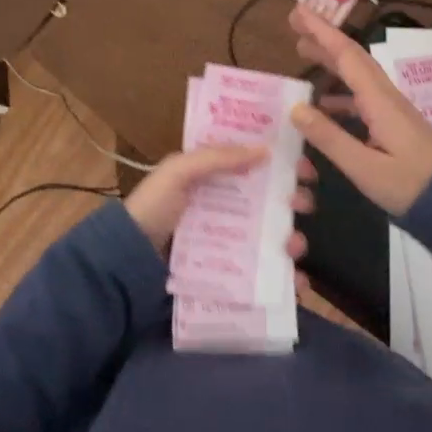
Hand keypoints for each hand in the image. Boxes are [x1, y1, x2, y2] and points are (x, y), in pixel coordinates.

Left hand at [124, 146, 315, 262]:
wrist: (127, 263)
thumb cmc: (152, 209)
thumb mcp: (178, 172)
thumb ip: (217, 157)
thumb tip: (266, 149)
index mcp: (214, 177)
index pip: (256, 165)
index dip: (283, 163)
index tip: (304, 167)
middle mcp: (227, 207)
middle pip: (272, 201)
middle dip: (294, 200)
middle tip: (301, 203)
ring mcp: (231, 242)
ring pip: (274, 237)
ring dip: (294, 239)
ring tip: (293, 246)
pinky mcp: (232, 273)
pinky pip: (266, 274)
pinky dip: (288, 279)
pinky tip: (298, 282)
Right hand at [287, 3, 431, 215]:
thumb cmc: (409, 186)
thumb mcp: (363, 167)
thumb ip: (329, 137)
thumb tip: (296, 108)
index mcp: (380, 102)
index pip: (348, 57)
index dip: (322, 33)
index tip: (299, 12)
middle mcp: (386, 99)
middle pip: (354, 59)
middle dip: (325, 40)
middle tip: (295, 26)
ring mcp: (392, 112)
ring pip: (358, 77)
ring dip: (331, 63)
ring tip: (304, 55)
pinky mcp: (394, 127)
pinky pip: (362, 98)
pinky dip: (340, 93)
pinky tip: (324, 105)